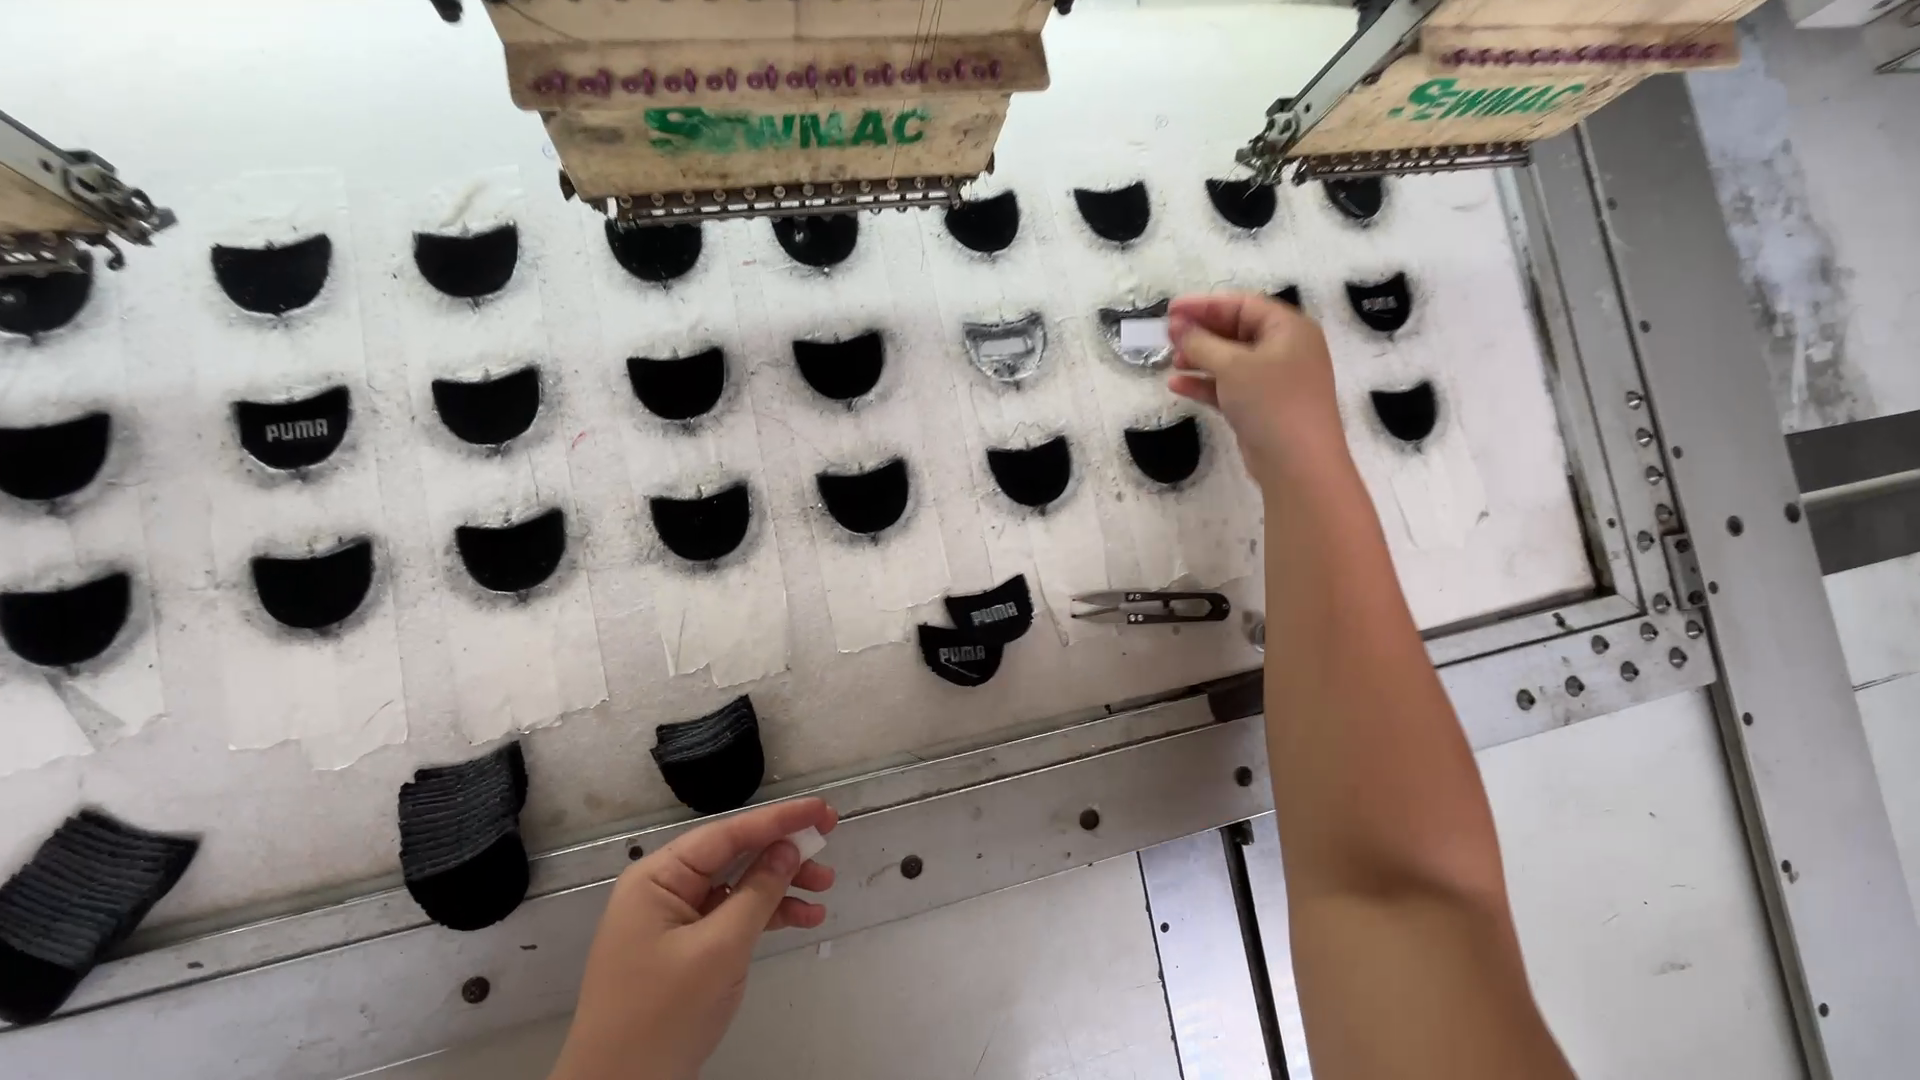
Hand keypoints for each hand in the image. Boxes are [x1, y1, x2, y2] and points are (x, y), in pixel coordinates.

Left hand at [548, 798, 837, 1079]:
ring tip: (825, 887)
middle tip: (829, 841)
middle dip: (783, 850)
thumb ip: (757, 893)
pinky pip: (734, 917)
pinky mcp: (688, 949)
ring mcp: (676, 920)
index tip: (822, 810)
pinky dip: (769, 916)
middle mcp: (666, 889)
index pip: (728, 833)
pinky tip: (805, 918)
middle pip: (735, 855)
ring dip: (783, 885)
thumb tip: (788, 849)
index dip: (779, 819)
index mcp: (659, 877)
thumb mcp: (719, 949)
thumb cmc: (662, 1013)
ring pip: (739, 886)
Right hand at [1167, 291, 1347, 485]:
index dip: (1204, 305)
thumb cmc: (1271, 402)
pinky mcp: (1260, 406)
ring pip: (1230, 361)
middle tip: (1167, 336)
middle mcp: (1284, 349)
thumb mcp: (1232, 365)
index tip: (1170, 310)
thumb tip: (1177, 327)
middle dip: (1200, 333)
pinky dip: (1205, 384)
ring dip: (1199, 359)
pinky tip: (1177, 384)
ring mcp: (1273, 380)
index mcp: (1288, 328)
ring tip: (1171, 361)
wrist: (1298, 463)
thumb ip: (1201, 342)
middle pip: (1236, 331)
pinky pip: (1228, 386)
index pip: (1242, 305)